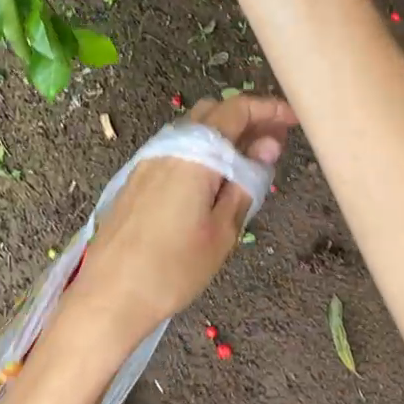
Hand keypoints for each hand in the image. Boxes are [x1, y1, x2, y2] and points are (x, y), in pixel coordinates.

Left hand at [66, 96, 297, 340]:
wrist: (109, 294)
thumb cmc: (172, 270)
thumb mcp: (223, 231)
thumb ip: (246, 182)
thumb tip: (266, 147)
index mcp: (192, 154)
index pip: (235, 110)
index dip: (268, 109)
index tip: (294, 118)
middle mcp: (167, 147)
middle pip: (212, 113)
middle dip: (247, 119)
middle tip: (277, 139)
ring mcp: (148, 161)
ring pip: (192, 130)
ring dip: (224, 135)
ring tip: (253, 159)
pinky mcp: (137, 178)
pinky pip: (177, 149)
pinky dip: (203, 150)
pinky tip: (217, 176)